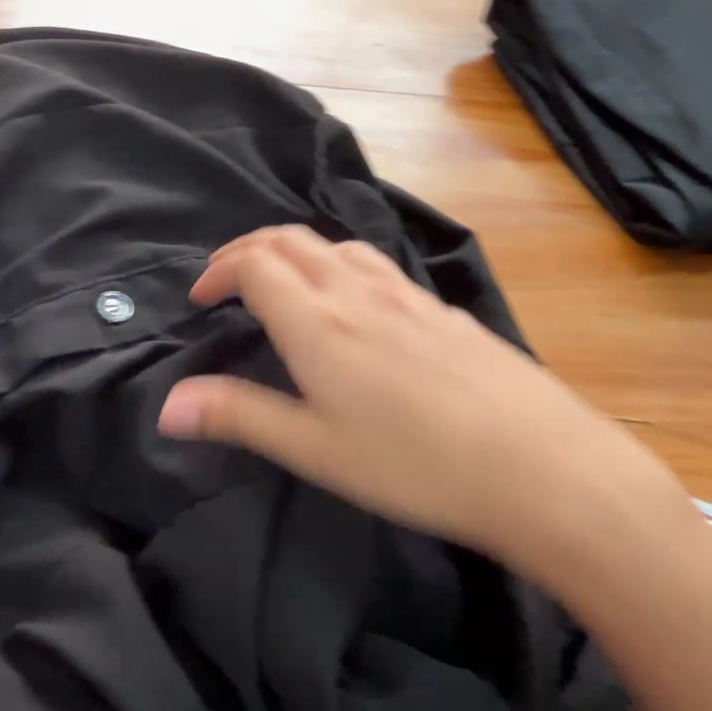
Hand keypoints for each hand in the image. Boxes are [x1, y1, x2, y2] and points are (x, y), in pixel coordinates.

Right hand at [157, 226, 691, 576]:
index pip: (255, 264)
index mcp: (318, 323)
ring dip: (295, 253)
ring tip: (281, 286)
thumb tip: (166, 405)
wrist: (545, 470)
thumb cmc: (413, 464)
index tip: (200, 299)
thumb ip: (237, 416)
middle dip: (248, 250)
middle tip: (226, 281)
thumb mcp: (312, 448)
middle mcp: (360, 294)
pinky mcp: (446, 314)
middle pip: (293, 240)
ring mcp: (410, 298)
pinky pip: (378, 267)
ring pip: (339, 246)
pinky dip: (339, 267)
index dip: (219, 270)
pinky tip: (354, 309)